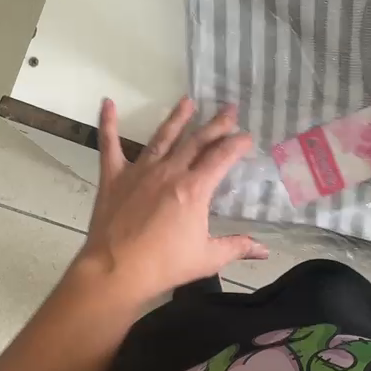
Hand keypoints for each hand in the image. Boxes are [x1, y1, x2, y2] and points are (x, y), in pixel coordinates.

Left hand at [67, 97, 268, 306]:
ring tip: (187, 101)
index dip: (237, 145)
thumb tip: (264, 251)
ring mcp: (140, 171)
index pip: (222, 158)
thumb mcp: (207, 258)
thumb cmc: (164, 265)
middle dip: (215, 125)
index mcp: (194, 189)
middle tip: (229, 109)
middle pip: (196, 141)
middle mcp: (169, 171)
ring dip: (177, 118)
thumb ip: (236, 247)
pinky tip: (107, 103)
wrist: (116, 270)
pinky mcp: (114, 176)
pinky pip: (110, 144)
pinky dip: (108, 123)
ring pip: (162, 137)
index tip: (247, 137)